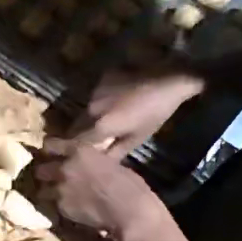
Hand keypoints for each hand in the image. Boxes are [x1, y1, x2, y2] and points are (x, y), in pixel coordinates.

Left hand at [34, 142, 163, 240]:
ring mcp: (60, 189)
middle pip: (40, 169)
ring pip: (42, 190)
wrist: (127, 210)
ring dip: (49, 191)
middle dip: (46, 173)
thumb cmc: (129, 184)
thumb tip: (87, 164)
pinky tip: (70, 208)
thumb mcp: (110, 162)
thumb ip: (92, 160)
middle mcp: (64, 168)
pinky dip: (60, 206)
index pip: (50, 145)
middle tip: (53, 177)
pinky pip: (54, 205)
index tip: (51, 154)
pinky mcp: (61, 208)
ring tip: (58, 195)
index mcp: (79, 151)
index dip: (50, 150)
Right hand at [73, 69, 206, 156]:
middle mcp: (91, 109)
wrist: (169, 78)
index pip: (76, 142)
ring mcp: (96, 91)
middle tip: (89, 140)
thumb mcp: (137, 138)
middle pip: (78, 125)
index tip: (72, 156)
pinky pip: (96, 96)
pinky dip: (101, 102)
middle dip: (80, 134)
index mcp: (100, 126)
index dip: (72, 150)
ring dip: (91, 117)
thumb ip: (114, 152)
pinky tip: (114, 101)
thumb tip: (100, 162)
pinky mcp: (102, 78)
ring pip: (86, 110)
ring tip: (104, 120)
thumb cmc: (156, 113)